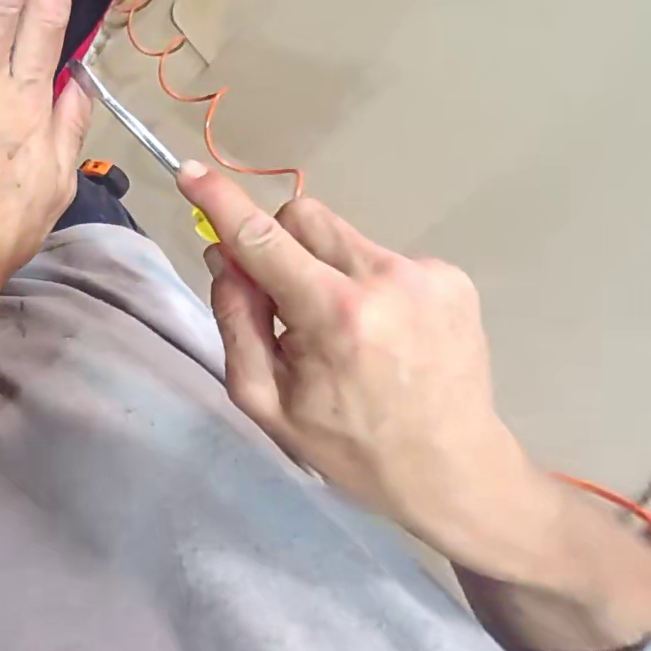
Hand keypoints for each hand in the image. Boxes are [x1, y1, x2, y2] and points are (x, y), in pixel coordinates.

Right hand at [178, 163, 551, 569]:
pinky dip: (355, 278)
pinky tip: (375, 328)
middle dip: (275, 244)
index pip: (262, 241)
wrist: (460, 476)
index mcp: (335, 318)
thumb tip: (224, 256)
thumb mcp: (264, 399)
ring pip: (336, 232)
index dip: (220, 203)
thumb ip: (235, 320)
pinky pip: (372, 252)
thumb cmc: (347, 446)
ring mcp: (429, 274)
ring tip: (336, 323)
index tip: (189, 173)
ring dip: (315, 263)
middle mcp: (387, 281)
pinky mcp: (452, 277)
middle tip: (279, 300)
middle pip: (301, 217)